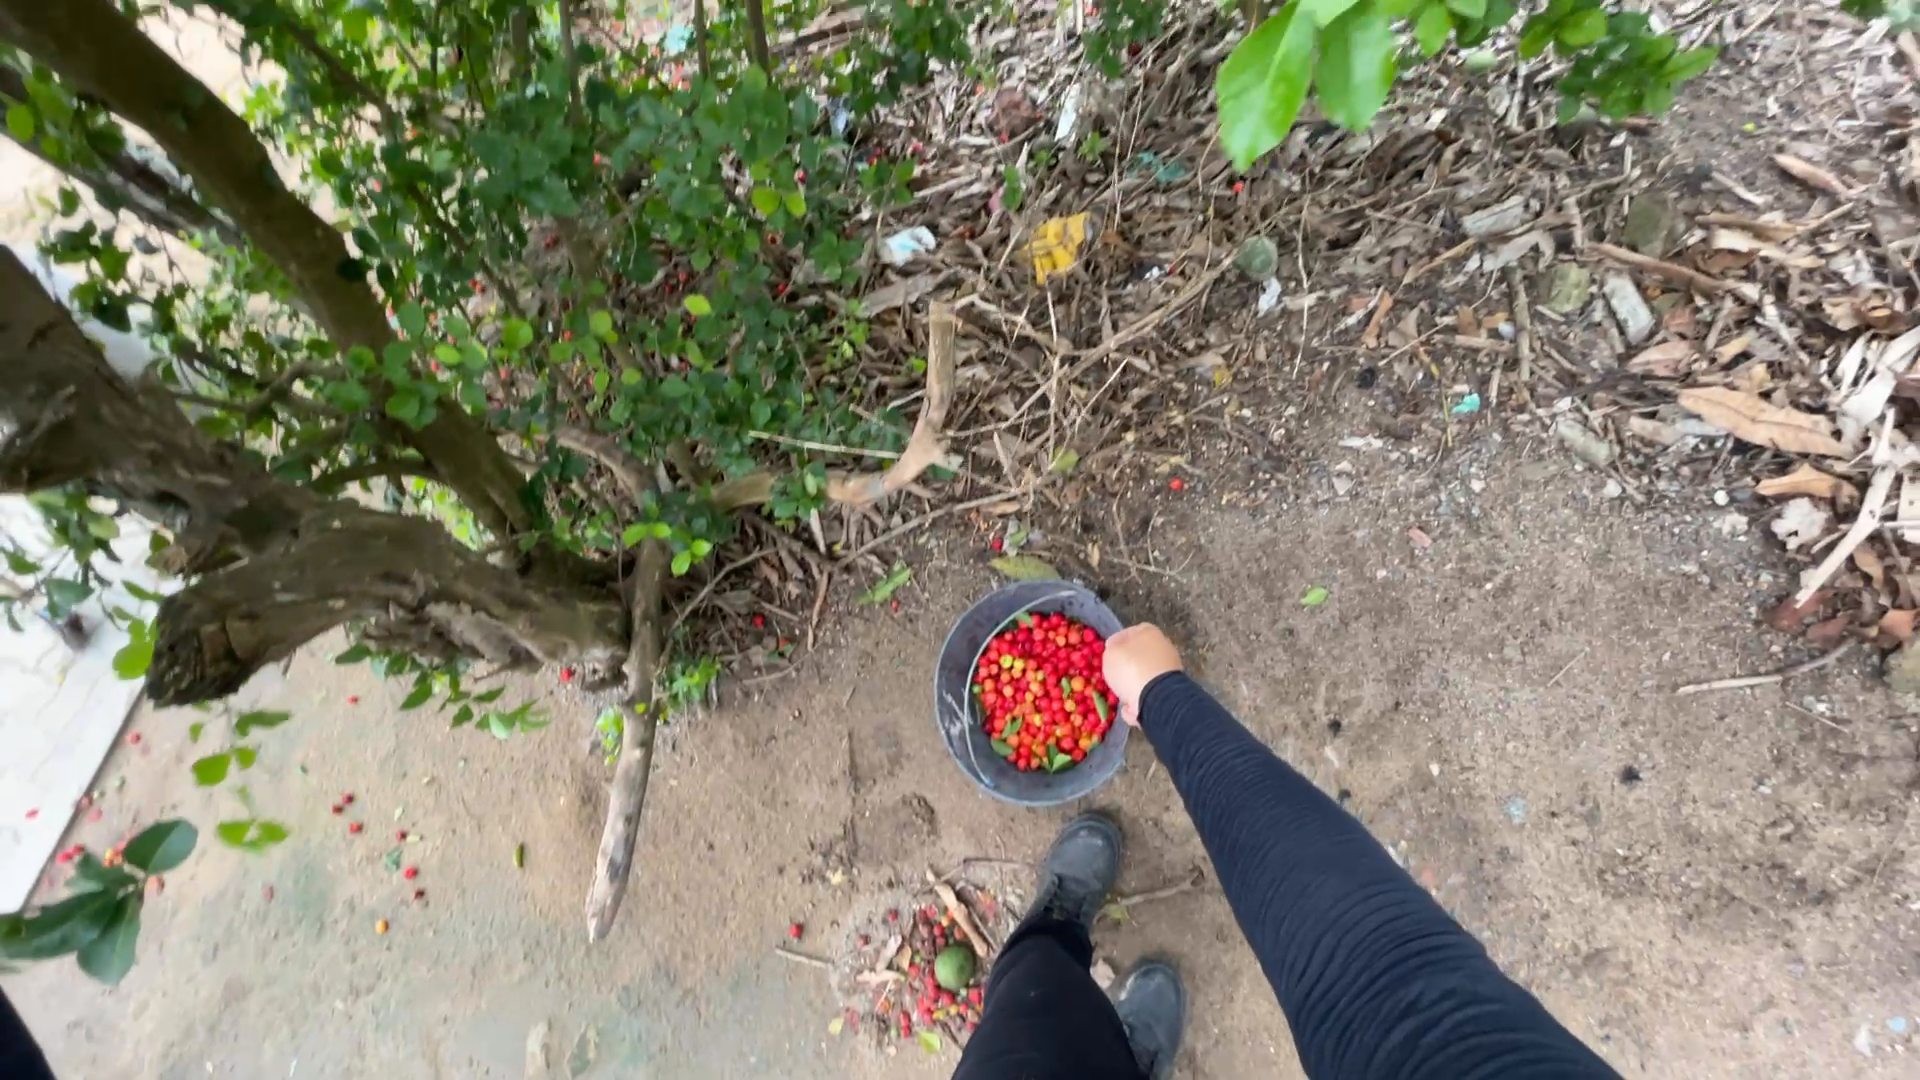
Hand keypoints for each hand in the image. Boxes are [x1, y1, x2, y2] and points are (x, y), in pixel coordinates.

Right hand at [1102, 623, 1182, 726]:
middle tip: (1113, 676)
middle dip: (1125, 667)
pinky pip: (1149, 694)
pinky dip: (1140, 701)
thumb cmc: (1130, 668)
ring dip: (1132, 686)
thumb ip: (1111, 649)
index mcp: (1149, 632)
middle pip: (1137, 656)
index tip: (1107, 655)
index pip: (1128, 632)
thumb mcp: (1110, 653)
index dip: (1116, 643)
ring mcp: (1169, 670)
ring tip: (1121, 695)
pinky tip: (1132, 707)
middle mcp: (1162, 647)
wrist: (1156, 698)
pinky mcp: (1171, 690)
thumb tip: (1115, 650)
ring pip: (1142, 677)